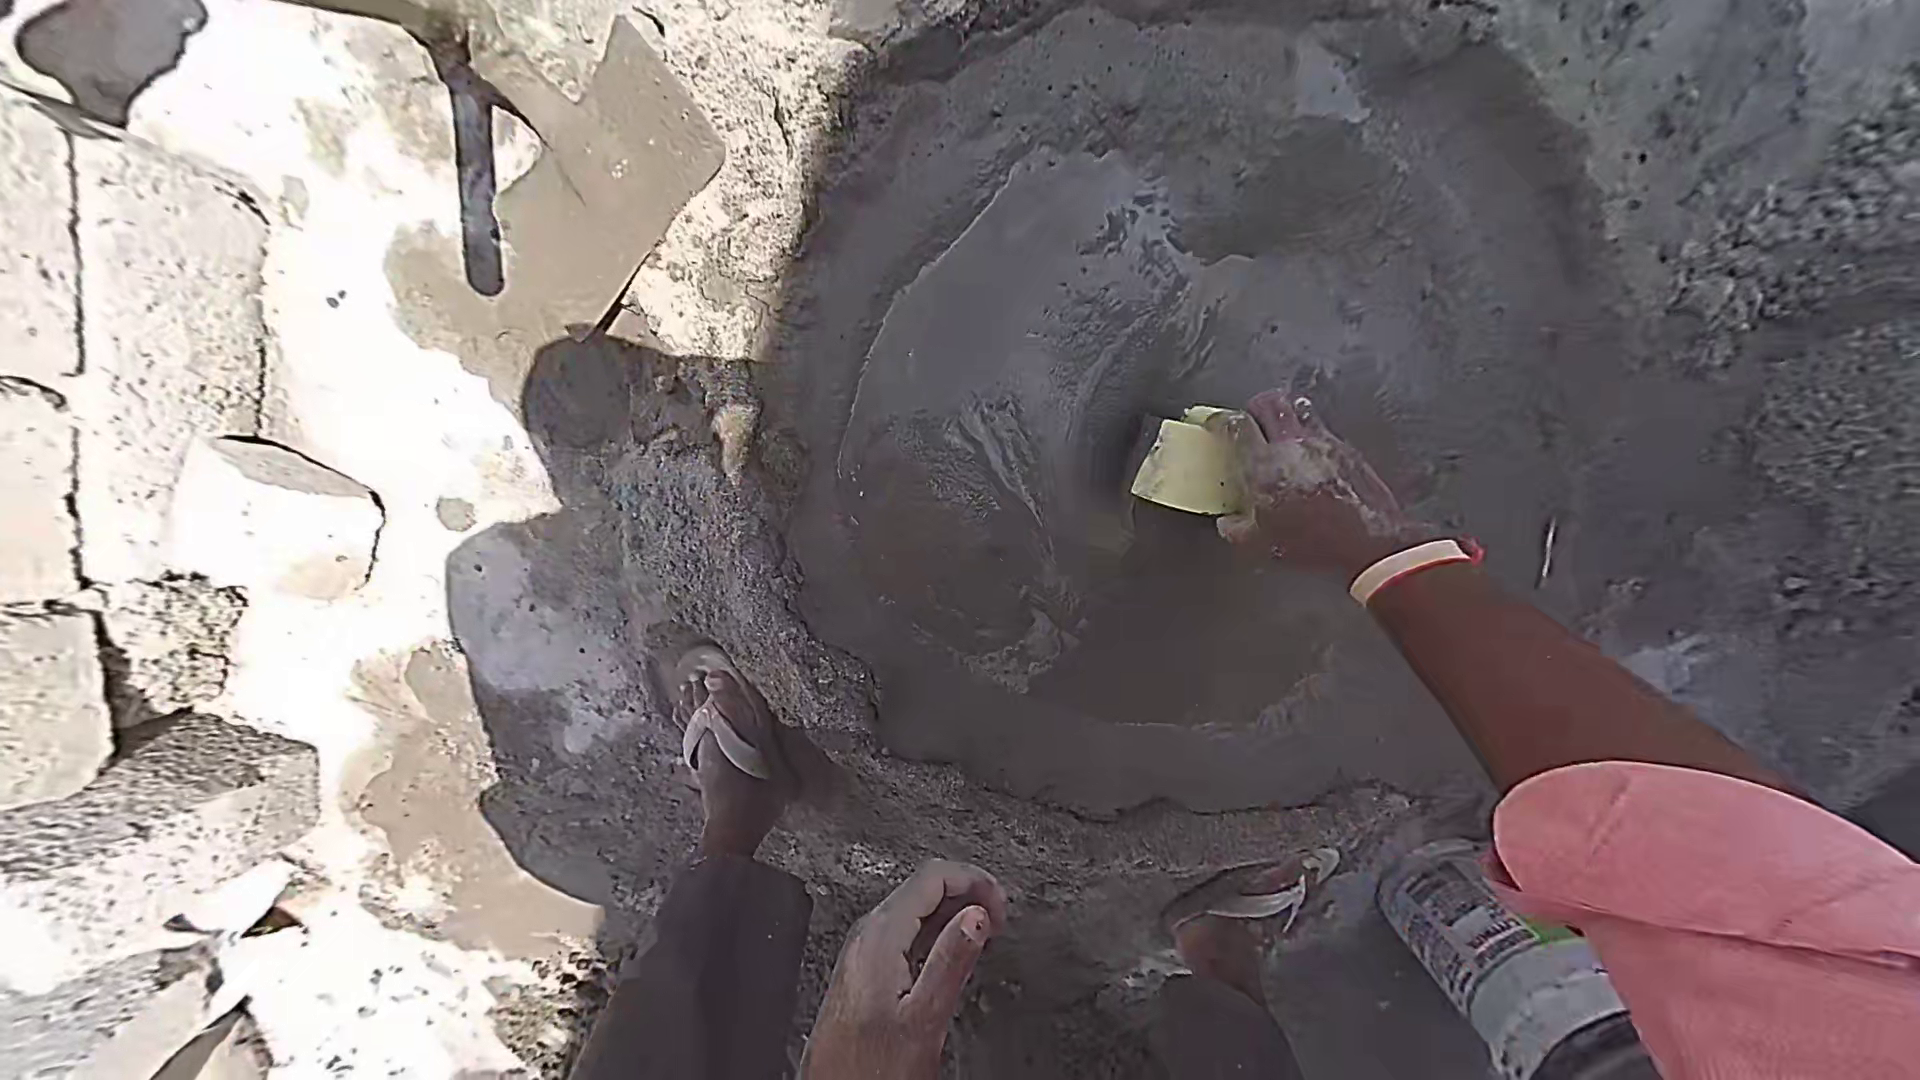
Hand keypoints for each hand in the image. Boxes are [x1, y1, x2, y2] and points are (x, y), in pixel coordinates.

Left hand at [802, 860, 1009, 1079]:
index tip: (1000, 901)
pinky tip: (954, 948)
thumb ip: (951, 960)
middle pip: (925, 885)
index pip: (933, 875)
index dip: (973, 879)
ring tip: (985, 928)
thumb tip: (977, 916)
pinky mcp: (866, 968)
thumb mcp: (923, 1020)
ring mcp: (865, 949)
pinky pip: (908, 929)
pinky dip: (938, 928)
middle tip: (999, 914)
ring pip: (917, 906)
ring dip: (955, 908)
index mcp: (881, 932)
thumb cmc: (869, 1072)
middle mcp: (869, 932)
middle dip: (967, 891)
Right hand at [1207, 390, 1435, 579]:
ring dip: (1284, 414)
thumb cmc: (1311, 542)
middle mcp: (1291, 446)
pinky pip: (1321, 428)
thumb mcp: (1259, 544)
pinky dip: (1307, 434)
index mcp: (1262, 466)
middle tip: (1247, 422)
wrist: (1368, 543)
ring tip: (1278, 430)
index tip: (1215, 423)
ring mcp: (1322, 443)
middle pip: (1268, 402)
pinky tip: (1306, 454)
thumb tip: (1228, 523)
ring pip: (1298, 408)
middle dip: (1253, 408)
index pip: (1237, 425)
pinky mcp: (1346, 449)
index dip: (1221, 420)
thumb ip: (1236, 529)